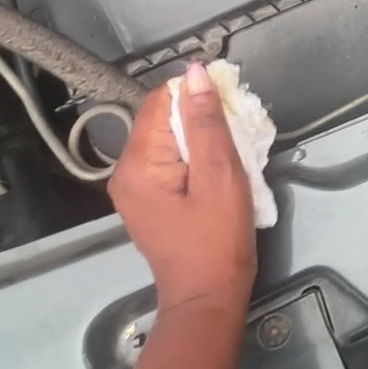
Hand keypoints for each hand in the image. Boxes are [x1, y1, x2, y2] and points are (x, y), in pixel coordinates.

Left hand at [109, 62, 256, 313]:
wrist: (209, 295)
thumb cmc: (217, 236)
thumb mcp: (220, 174)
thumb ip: (206, 122)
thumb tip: (196, 73)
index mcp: (138, 163)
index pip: (161, 101)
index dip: (197, 92)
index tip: (232, 101)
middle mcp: (127, 171)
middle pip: (164, 118)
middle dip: (203, 115)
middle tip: (240, 129)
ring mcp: (137, 187)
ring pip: (171, 137)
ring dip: (204, 135)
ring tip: (235, 149)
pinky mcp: (152, 198)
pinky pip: (172, 158)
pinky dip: (198, 154)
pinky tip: (222, 166)